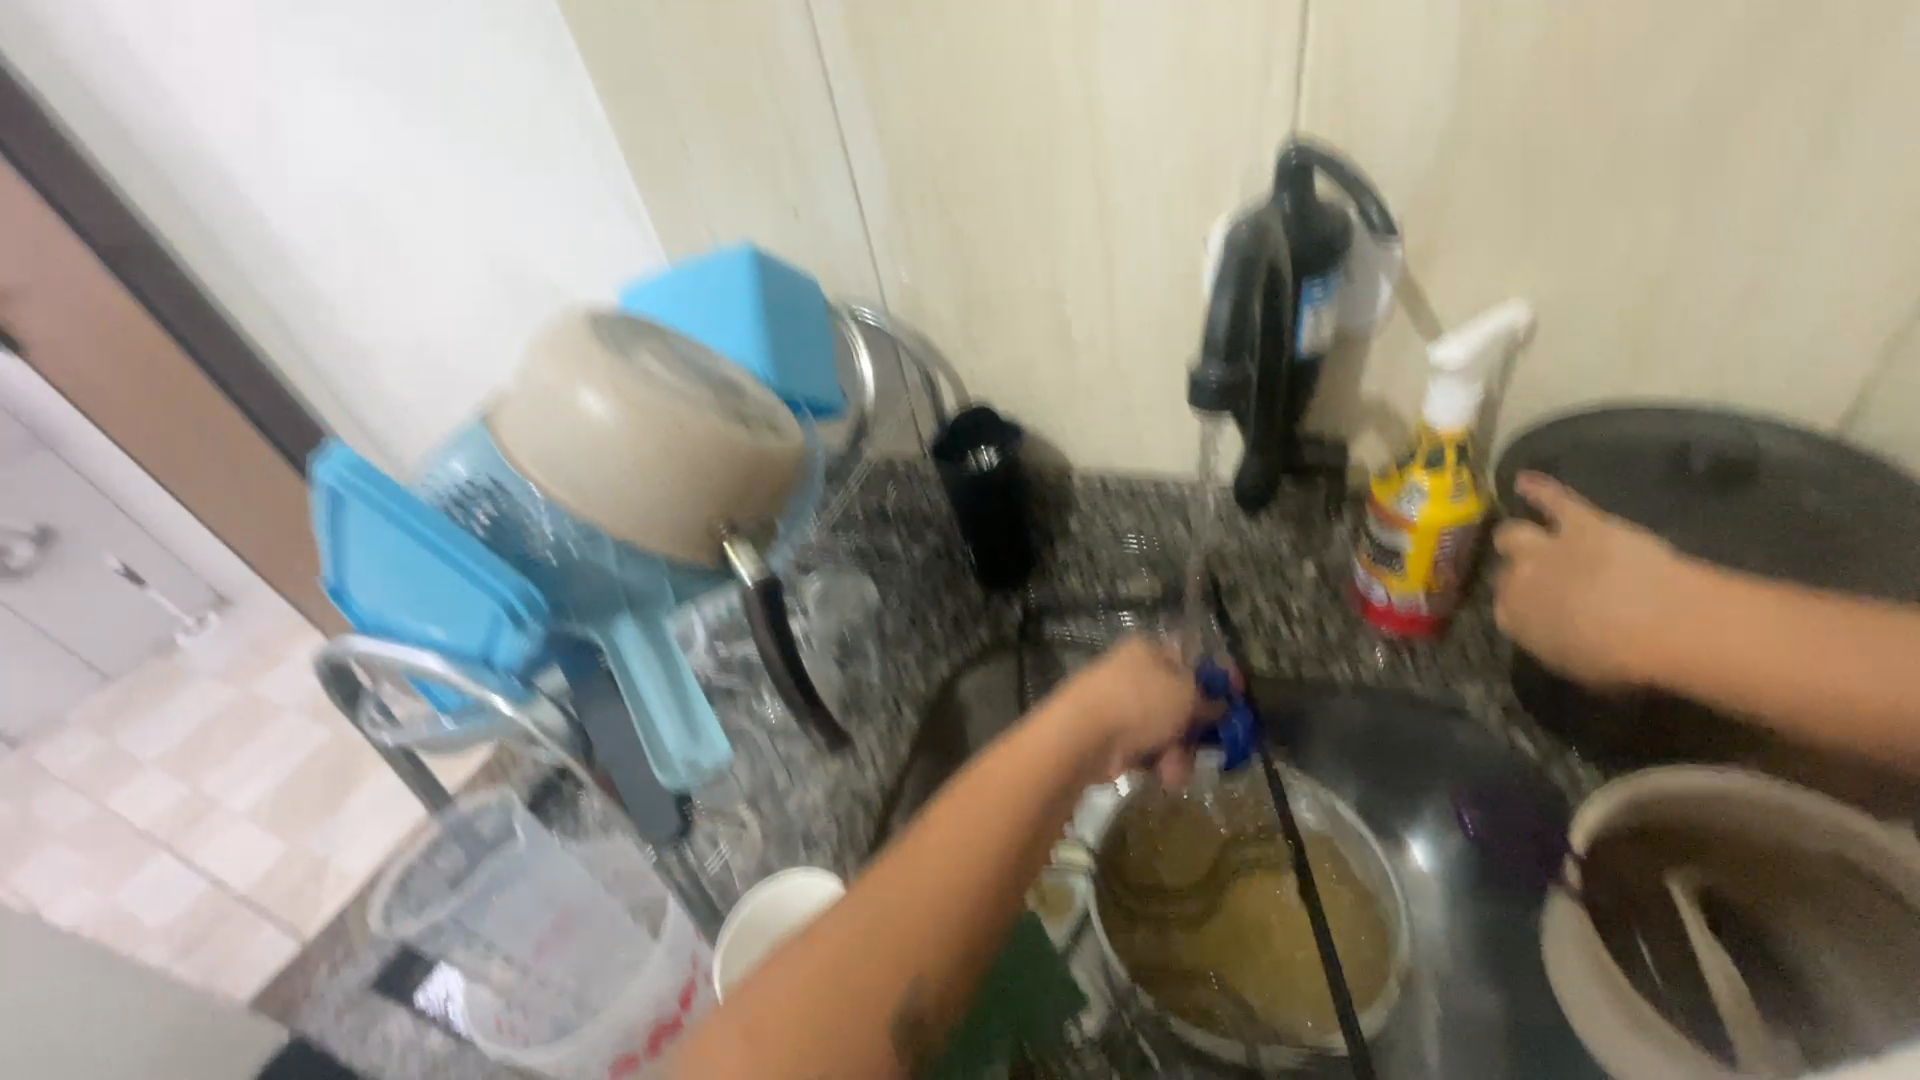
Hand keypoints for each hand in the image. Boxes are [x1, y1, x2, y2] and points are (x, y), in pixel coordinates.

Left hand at [1043, 638, 1214, 787]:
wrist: (1080, 736)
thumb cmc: (1139, 702)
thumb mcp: (1186, 694)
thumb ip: (1208, 699)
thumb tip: (1220, 705)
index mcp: (1148, 650)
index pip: (1191, 660)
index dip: (1218, 680)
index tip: (1238, 700)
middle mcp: (1132, 673)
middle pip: (1179, 701)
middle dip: (1196, 730)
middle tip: (1215, 748)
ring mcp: (1118, 705)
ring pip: (1164, 730)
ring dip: (1177, 753)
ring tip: (1175, 770)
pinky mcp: (1108, 737)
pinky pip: (1144, 749)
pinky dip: (1155, 763)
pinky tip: (1160, 776)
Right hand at [1493, 472, 1697, 687]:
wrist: (1660, 623)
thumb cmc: (1622, 661)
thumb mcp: (1577, 668)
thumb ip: (1554, 645)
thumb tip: (1552, 636)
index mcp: (1514, 620)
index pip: (1505, 611)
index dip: (1520, 610)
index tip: (1537, 616)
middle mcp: (1518, 581)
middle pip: (1507, 573)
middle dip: (1518, 576)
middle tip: (1538, 582)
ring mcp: (1546, 549)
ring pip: (1514, 535)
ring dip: (1517, 538)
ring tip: (1519, 538)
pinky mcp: (1581, 523)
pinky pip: (1554, 500)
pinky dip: (1540, 489)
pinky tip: (1523, 480)